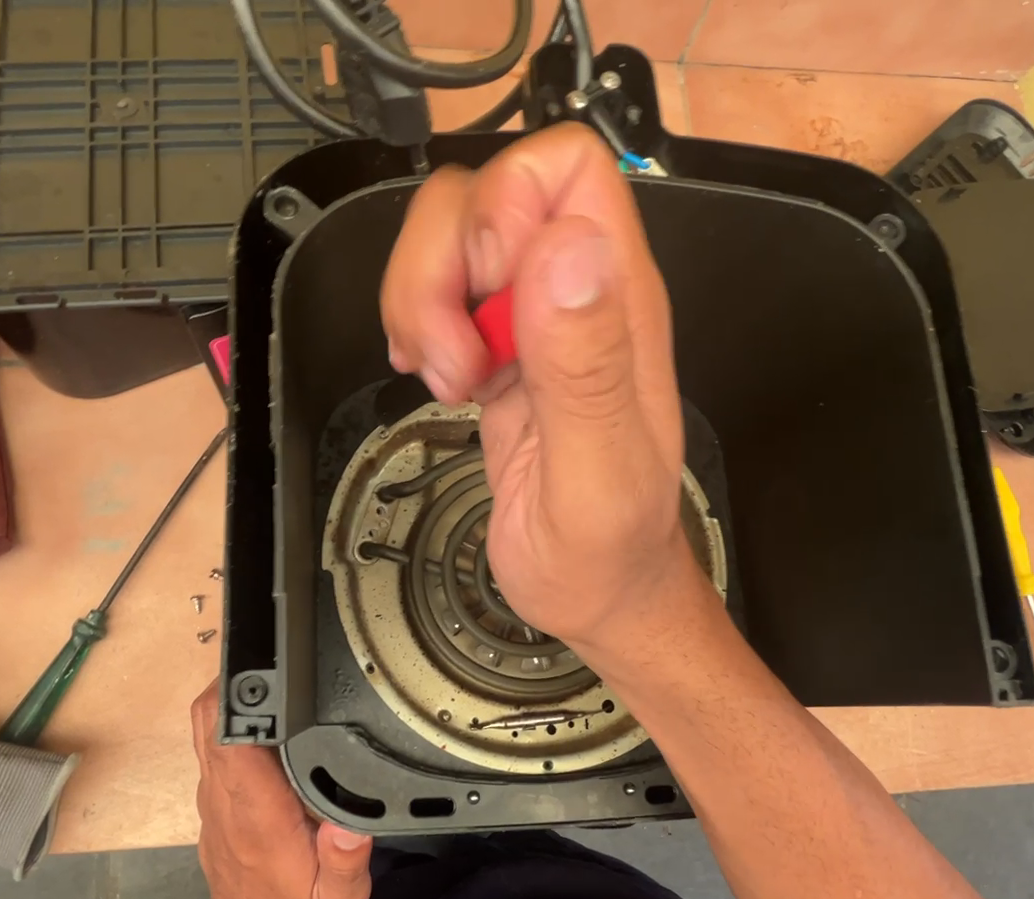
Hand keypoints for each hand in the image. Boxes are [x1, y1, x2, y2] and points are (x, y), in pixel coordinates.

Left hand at [189, 681, 372, 898]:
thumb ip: (347, 862)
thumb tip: (352, 824)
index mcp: (256, 812)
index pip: (232, 742)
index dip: (242, 701)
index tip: (271, 671)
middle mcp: (224, 794)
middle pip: (207, 719)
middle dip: (232, 682)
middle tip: (276, 659)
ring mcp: (210, 792)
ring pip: (202, 725)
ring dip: (227, 695)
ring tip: (272, 676)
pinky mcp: (210, 793)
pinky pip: (209, 741)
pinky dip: (228, 717)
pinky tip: (264, 712)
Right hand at [381, 124, 702, 655]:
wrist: (600, 592)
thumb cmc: (604, 554)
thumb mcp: (595, 476)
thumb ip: (585, 367)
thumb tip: (565, 248)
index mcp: (618, 305)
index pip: (564, 171)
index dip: (503, 209)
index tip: (483, 300)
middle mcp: (576, 294)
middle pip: (484, 195)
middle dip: (438, 267)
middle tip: (450, 361)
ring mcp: (534, 320)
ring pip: (450, 239)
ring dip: (418, 302)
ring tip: (444, 380)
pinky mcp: (500, 350)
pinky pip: (440, 294)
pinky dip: (415, 325)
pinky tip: (433, 377)